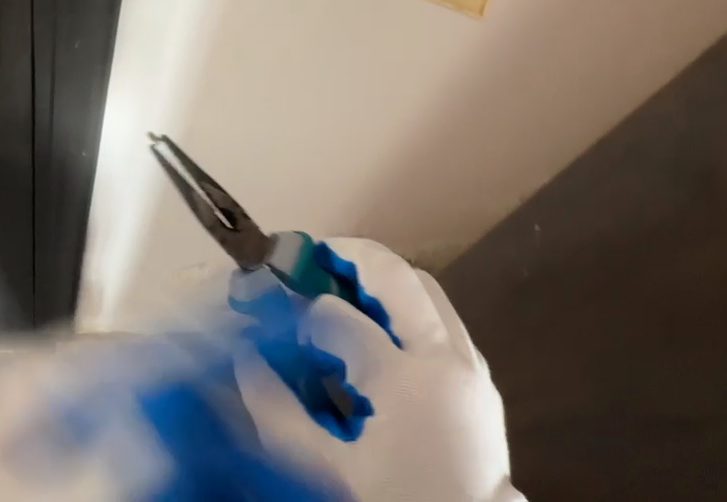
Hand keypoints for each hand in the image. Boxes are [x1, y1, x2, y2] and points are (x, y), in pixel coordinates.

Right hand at [231, 238, 523, 501]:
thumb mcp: (320, 469)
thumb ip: (274, 407)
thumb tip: (246, 352)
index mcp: (401, 379)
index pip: (333, 316)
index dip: (295, 314)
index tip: (275, 322)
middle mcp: (443, 358)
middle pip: (394, 274)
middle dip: (344, 257)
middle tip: (307, 261)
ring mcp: (469, 366)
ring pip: (423, 286)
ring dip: (377, 279)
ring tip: (339, 290)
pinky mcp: (480, 380)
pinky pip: (440, 316)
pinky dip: (404, 306)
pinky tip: (377, 331)